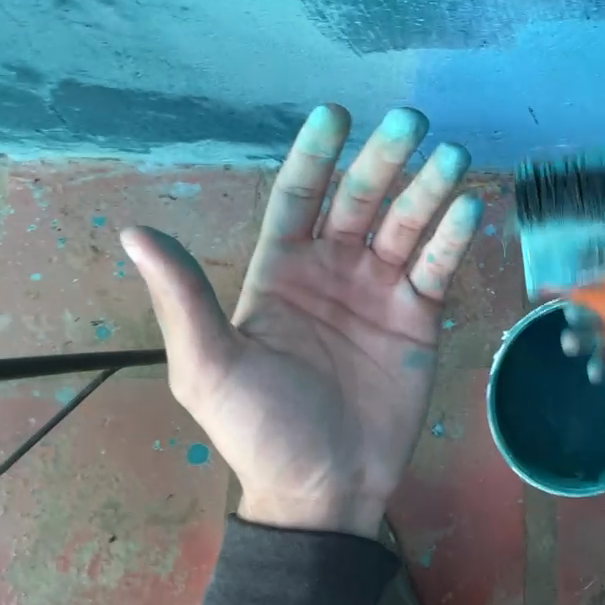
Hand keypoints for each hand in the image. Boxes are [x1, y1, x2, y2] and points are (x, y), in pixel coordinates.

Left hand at [121, 105, 482, 536]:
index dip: (316, 154)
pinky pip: (437, 266)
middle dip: (385, 159)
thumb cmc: (259, 430)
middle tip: (411, 120)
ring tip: (454, 156)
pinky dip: (453, 237)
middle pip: (362, 199)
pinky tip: (469, 208)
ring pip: (408, 224)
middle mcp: (333, 267)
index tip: (335, 113)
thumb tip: (135, 231)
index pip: (300, 196)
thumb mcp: (209, 368)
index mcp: (281, 271)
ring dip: (429, 188)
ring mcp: (380, 288)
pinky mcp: (419, 315)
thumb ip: (185, 299)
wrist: (324, 490)